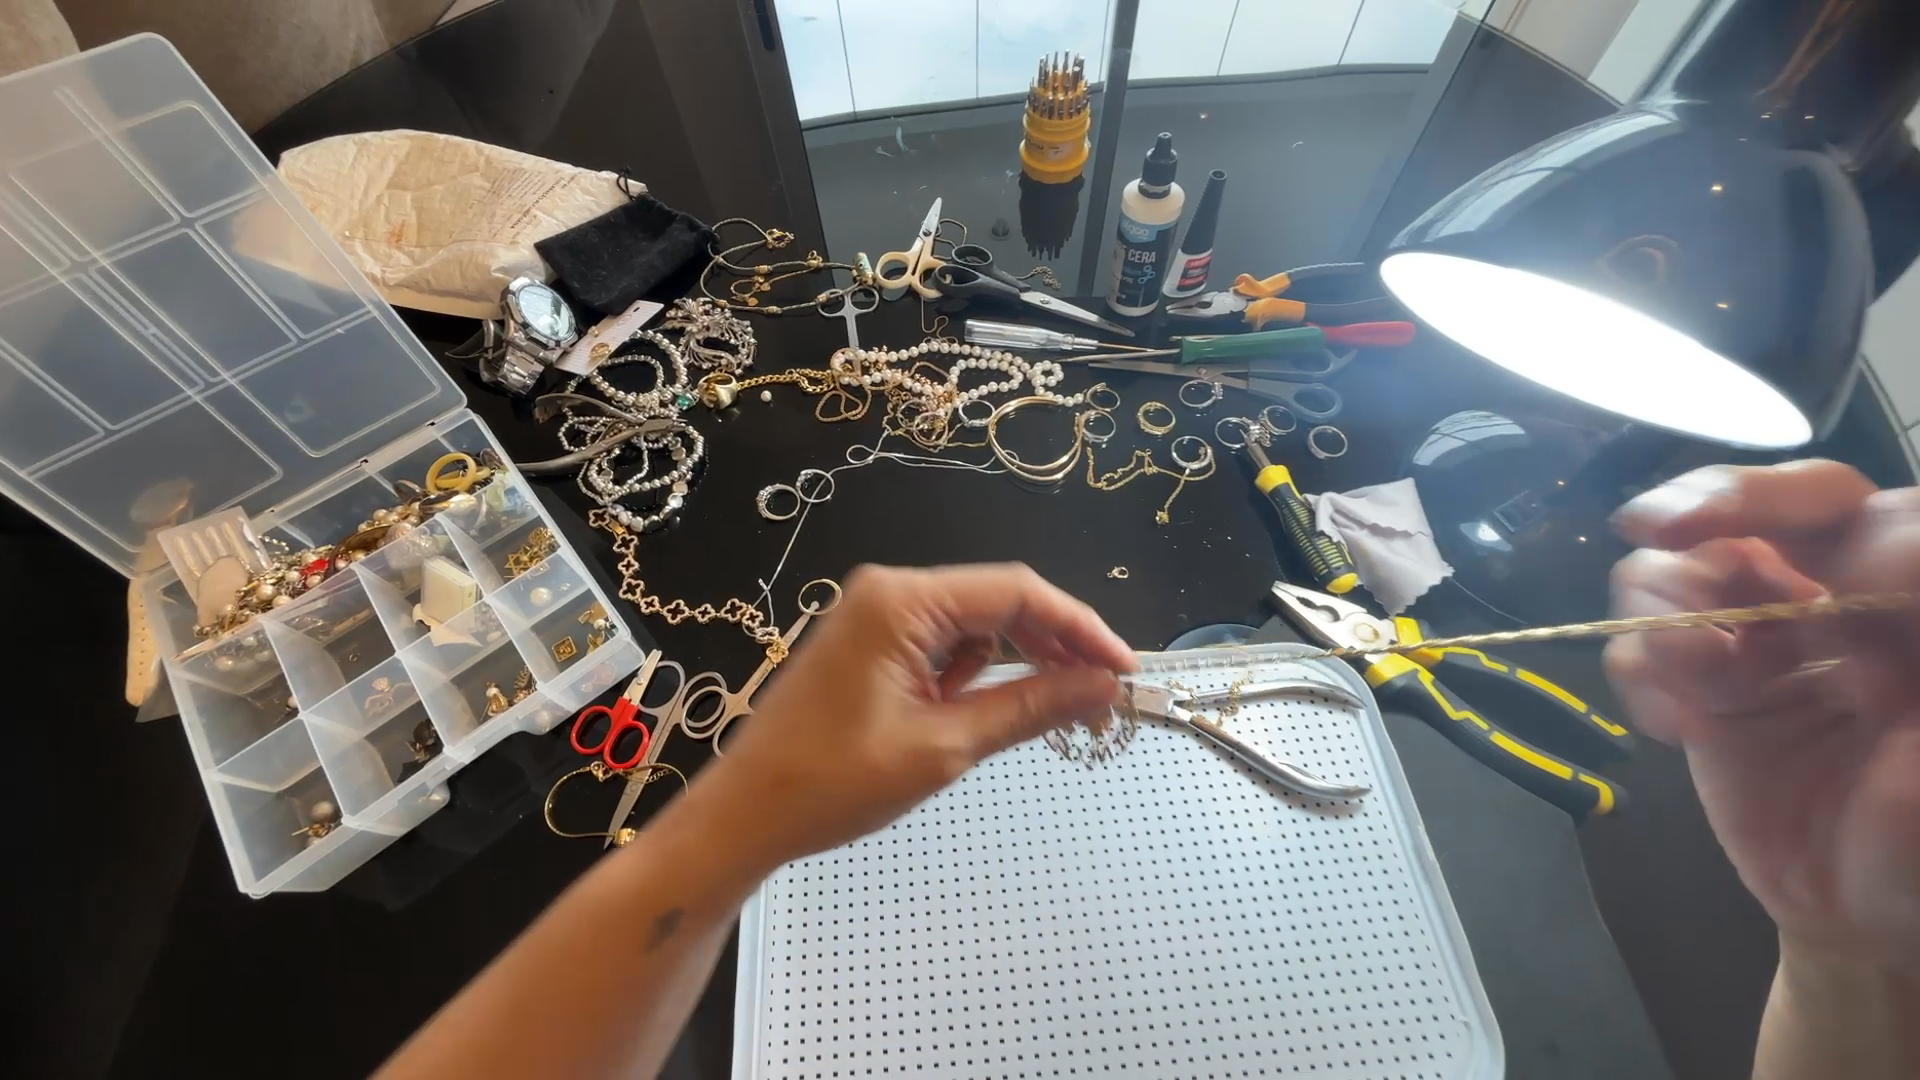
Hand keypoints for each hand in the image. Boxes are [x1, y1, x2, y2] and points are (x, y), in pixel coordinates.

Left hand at [691, 563, 1135, 869]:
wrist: (746, 814)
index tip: (1123, 669)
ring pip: (972, 623)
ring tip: (1047, 709)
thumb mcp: (945, 746)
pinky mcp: (870, 640)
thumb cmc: (834, 783)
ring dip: (1013, 661)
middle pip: (996, 601)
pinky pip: (941, 641)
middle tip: (1099, 695)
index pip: (1015, 592)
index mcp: (902, 599)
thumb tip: (1101, 687)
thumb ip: (1030, 706)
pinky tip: (973, 707)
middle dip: (1051, 645)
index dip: (1079, 627)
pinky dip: (971, 671)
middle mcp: (890, 590)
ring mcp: (876, 613)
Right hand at [1605, 461, 1919, 968]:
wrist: (1858, 911)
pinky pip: (1633, 647)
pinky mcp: (1689, 679)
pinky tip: (1677, 726)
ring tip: (1689, 682)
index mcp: (1910, 601)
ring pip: (1677, 570)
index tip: (1790, 584)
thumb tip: (1865, 558)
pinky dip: (1639, 679)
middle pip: (1766, 507)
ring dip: (1660, 614)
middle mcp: (1834, 601)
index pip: (1866, 514)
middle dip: (1707, 505)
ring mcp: (1752, 638)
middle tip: (1650, 525)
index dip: (1806, 519)